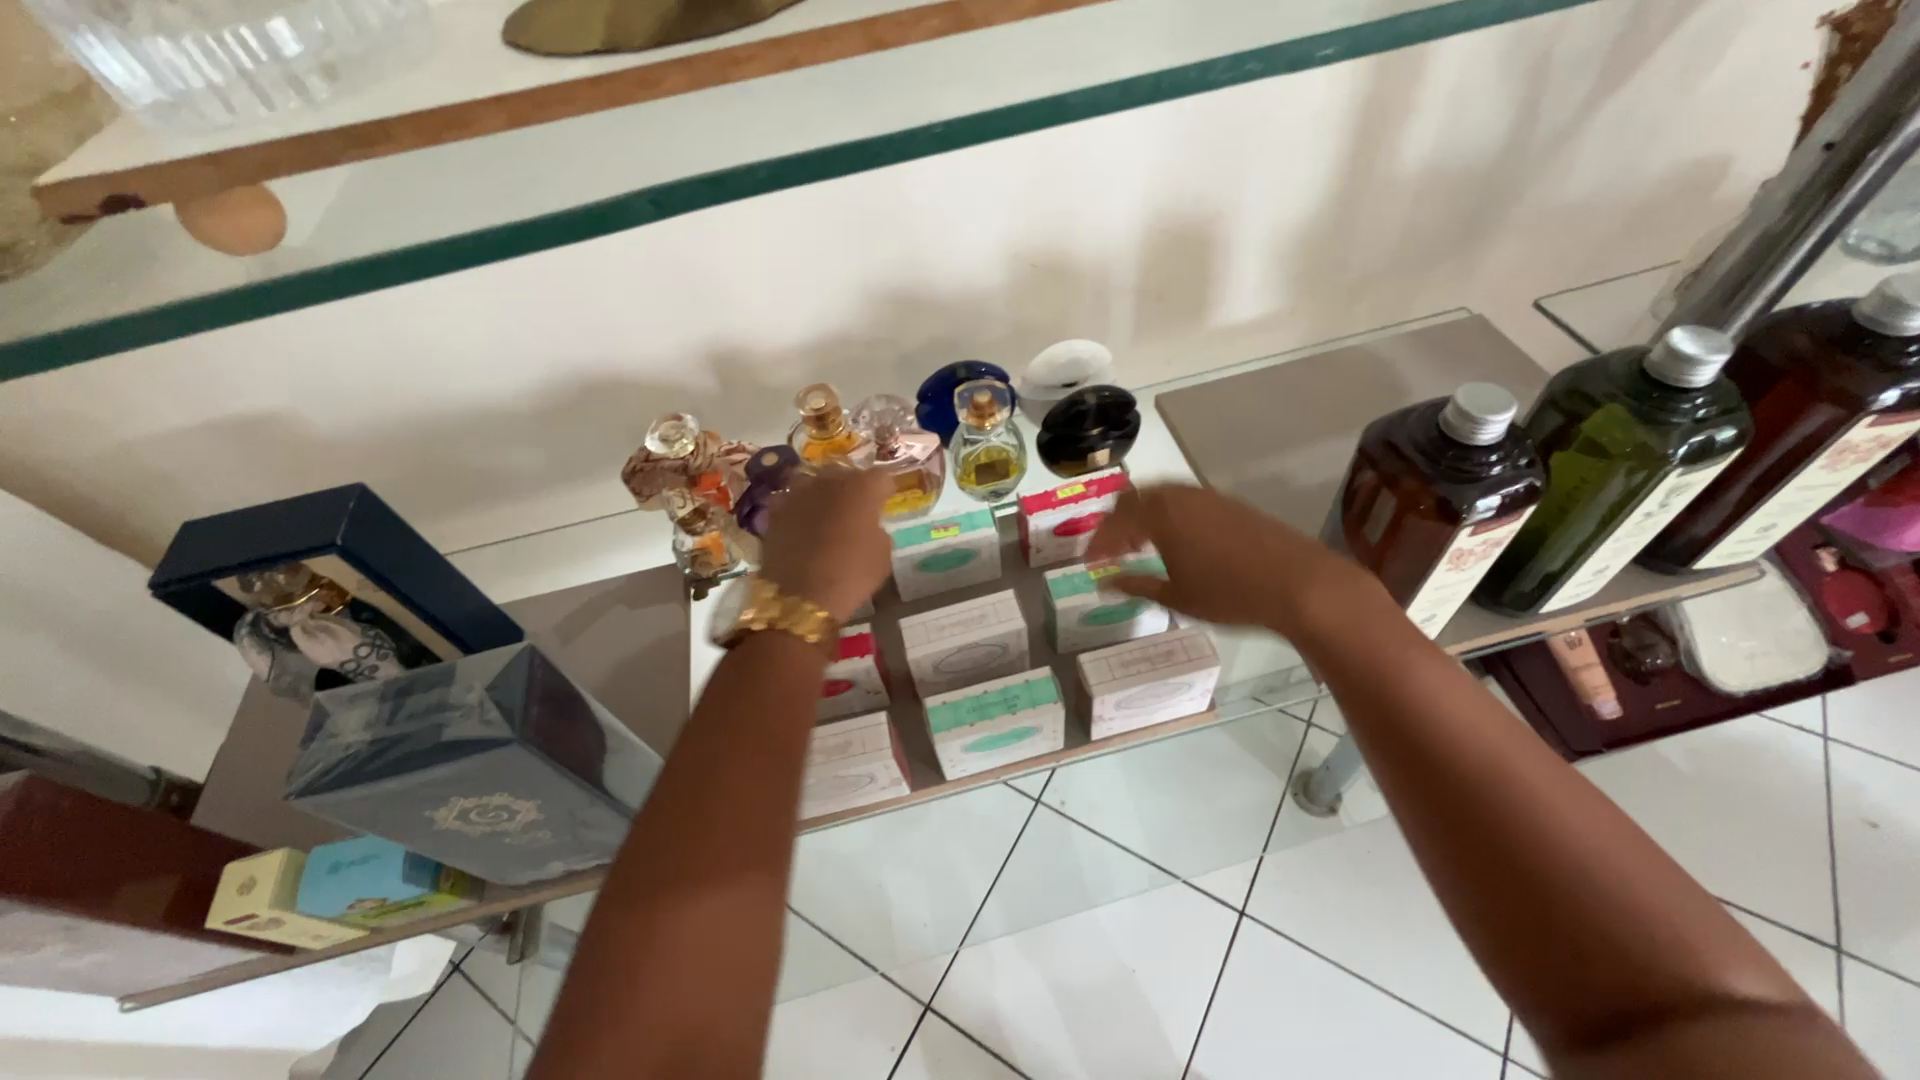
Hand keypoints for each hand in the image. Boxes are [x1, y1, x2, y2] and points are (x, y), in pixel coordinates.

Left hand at [759, 466, 893, 623]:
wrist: (800, 596)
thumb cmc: (851, 575)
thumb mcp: (882, 556)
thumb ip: (878, 531)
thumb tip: (868, 526)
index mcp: (862, 488)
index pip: (881, 477)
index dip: (885, 491)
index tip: (885, 503)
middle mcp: (829, 481)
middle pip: (845, 473)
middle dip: (852, 487)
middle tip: (856, 509)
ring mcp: (799, 493)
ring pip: (814, 482)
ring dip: (823, 493)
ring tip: (826, 513)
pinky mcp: (776, 510)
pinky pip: (792, 500)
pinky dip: (798, 508)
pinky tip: (801, 524)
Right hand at [1086, 483, 1385, 638]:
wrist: (1301, 584)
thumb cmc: (1230, 595)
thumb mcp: (1177, 597)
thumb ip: (1138, 585)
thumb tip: (1107, 582)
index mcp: (1160, 515)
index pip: (1115, 521)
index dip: (1098, 542)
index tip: (1088, 562)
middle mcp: (1181, 496)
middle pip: (1136, 497)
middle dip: (1117, 522)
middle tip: (1111, 548)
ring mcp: (1209, 497)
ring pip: (1163, 496)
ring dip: (1145, 516)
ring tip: (1140, 543)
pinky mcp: (1232, 504)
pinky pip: (1187, 501)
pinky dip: (1170, 516)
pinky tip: (1177, 541)